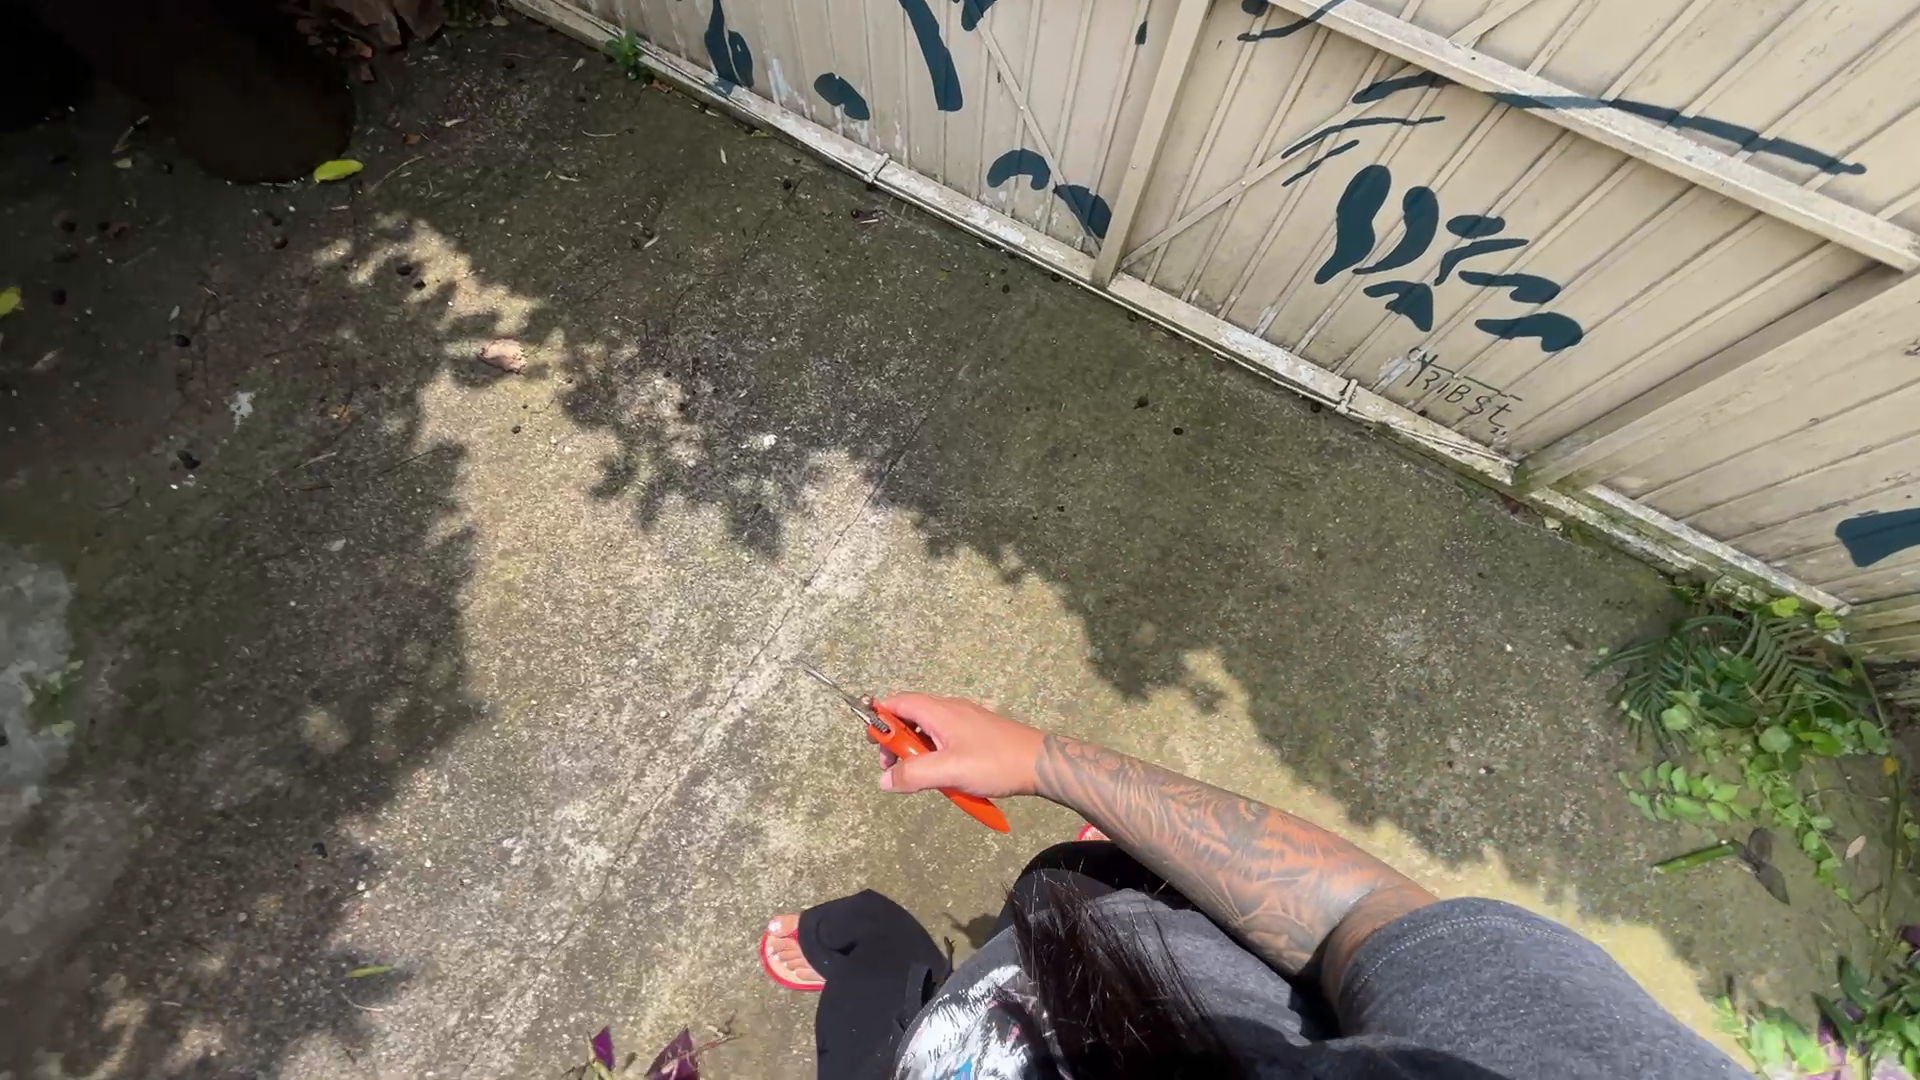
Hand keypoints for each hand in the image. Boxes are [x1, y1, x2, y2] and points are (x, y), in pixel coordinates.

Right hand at [870, 693, 1047, 798]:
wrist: (1039, 763)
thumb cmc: (995, 762)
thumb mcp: (948, 771)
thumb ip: (913, 775)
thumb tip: (885, 779)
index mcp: (940, 712)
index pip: (899, 702)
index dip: (881, 718)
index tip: (874, 742)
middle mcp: (950, 710)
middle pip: (910, 717)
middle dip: (897, 742)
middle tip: (893, 768)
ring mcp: (964, 722)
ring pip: (928, 732)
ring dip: (917, 753)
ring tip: (918, 778)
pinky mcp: (976, 735)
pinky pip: (945, 741)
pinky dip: (936, 756)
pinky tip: (943, 778)